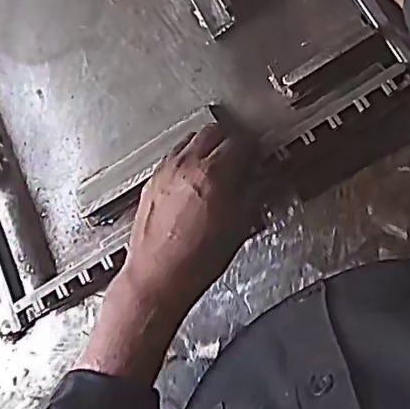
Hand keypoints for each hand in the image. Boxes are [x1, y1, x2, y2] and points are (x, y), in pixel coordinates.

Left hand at [75, 123, 257, 384]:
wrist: (156, 277)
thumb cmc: (195, 261)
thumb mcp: (238, 227)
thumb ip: (251, 194)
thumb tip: (257, 178)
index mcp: (213, 174)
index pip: (240, 142)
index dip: (253, 147)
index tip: (257, 155)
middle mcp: (186, 166)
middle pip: (212, 131)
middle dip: (229, 140)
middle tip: (239, 154)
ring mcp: (165, 171)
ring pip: (189, 139)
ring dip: (206, 146)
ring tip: (216, 164)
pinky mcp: (151, 181)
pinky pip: (172, 157)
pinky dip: (186, 159)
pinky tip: (193, 178)